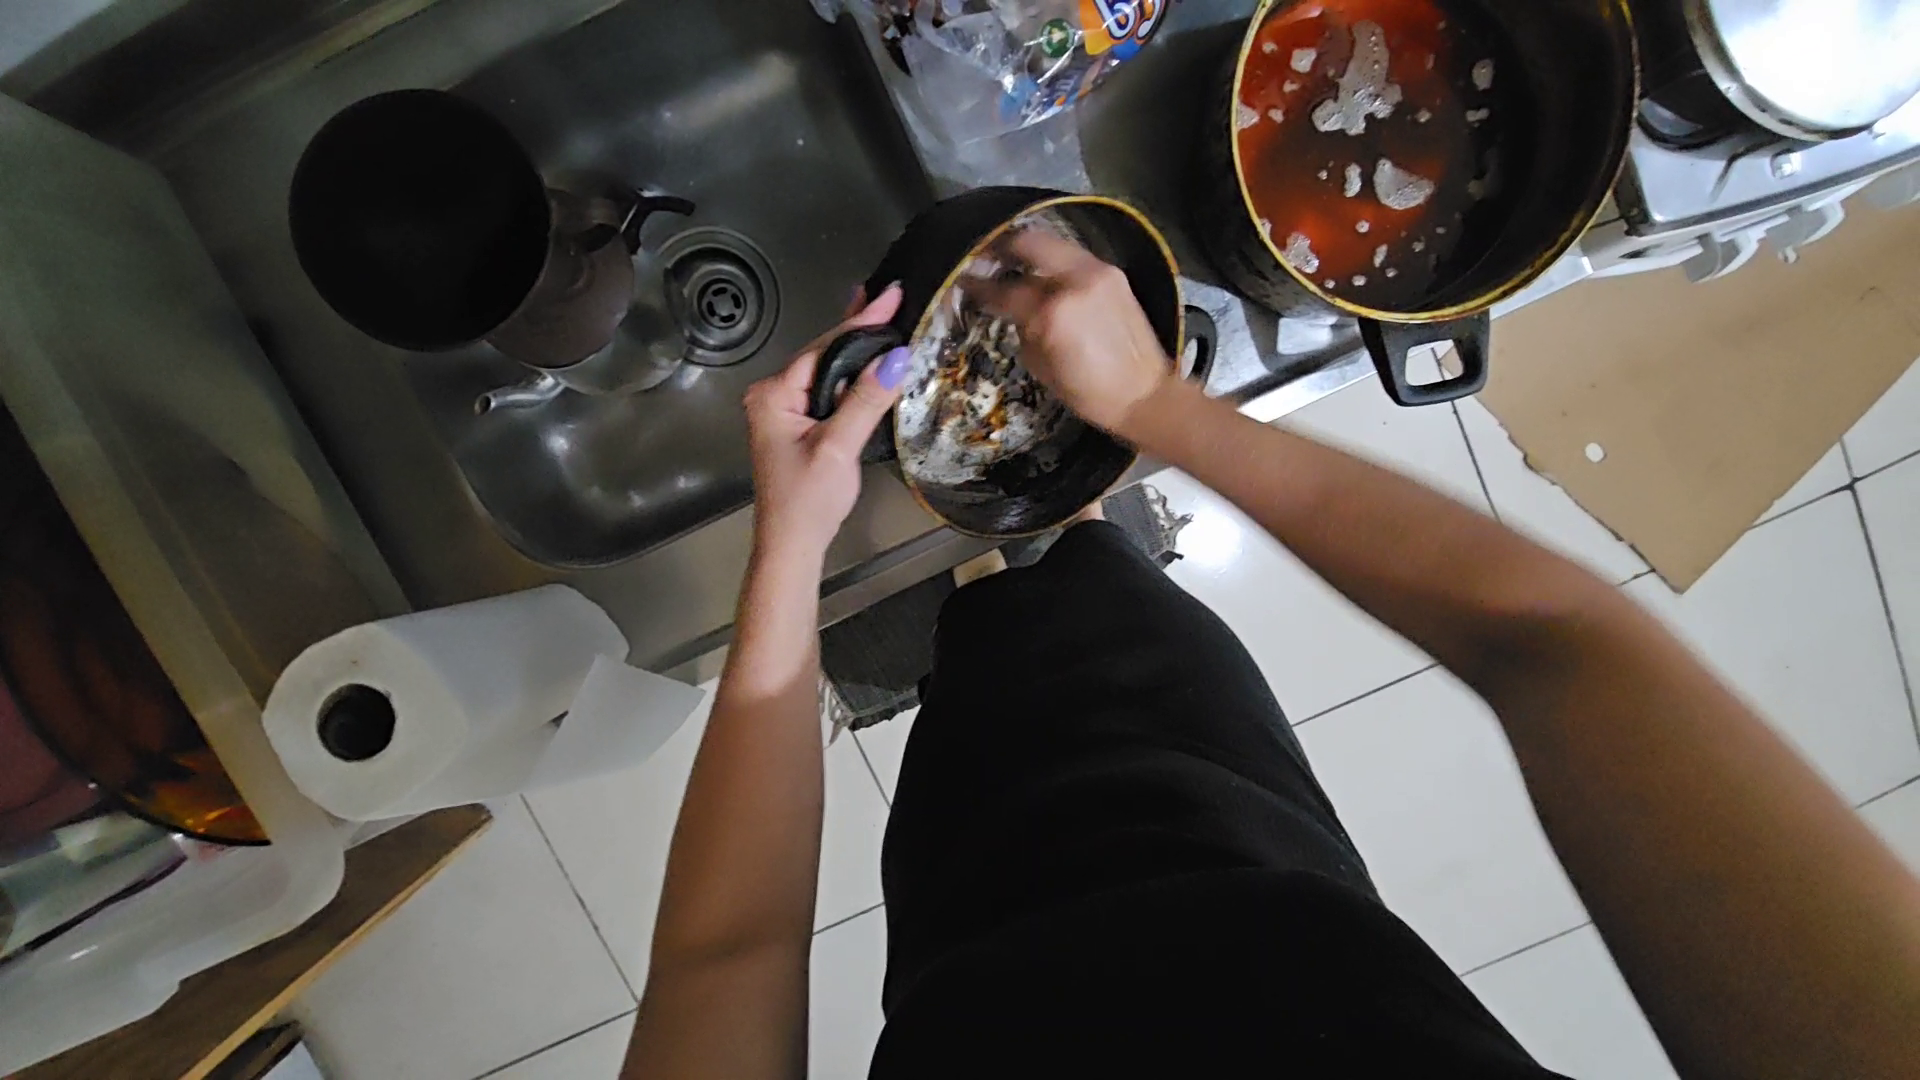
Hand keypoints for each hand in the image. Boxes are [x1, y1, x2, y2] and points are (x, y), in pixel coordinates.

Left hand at [744, 284, 910, 560]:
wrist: (792, 544)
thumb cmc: (808, 500)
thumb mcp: (838, 446)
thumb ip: (865, 400)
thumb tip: (896, 357)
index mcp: (773, 395)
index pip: (822, 348)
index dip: (860, 322)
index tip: (889, 295)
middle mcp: (772, 396)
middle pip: (821, 355)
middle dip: (857, 329)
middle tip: (890, 299)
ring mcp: (782, 412)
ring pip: (825, 373)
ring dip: (855, 351)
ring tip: (883, 319)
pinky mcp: (796, 426)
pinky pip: (825, 391)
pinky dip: (849, 377)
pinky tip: (868, 362)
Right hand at [971, 228, 1175, 437]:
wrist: (1144, 394)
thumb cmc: (1089, 393)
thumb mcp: (1041, 367)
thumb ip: (1023, 331)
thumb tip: (1013, 312)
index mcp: (1051, 314)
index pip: (1004, 291)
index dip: (977, 287)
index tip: (962, 282)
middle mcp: (1074, 282)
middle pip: (1028, 243)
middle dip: (1001, 245)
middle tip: (984, 254)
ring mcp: (1097, 273)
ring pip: (1052, 245)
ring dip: (1028, 250)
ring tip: (1012, 261)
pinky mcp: (1113, 274)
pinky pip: (1074, 258)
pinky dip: (1054, 262)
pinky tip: (1044, 275)